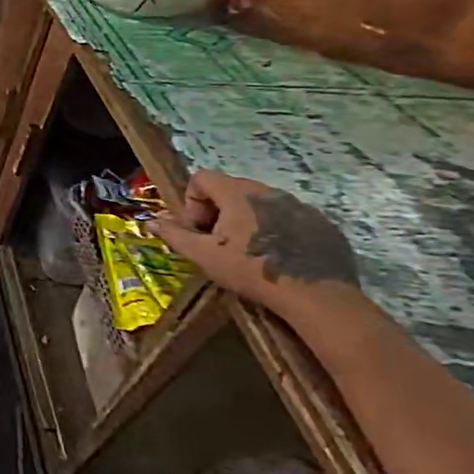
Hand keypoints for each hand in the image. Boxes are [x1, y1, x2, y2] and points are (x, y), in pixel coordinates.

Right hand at [150, 170, 361, 312]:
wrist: (315, 296)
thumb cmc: (251, 271)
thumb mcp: (205, 256)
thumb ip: (176, 235)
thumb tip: (152, 221)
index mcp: (238, 193)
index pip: (203, 177)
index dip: (193, 201)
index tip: (199, 230)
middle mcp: (268, 191)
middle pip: (231, 189)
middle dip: (218, 211)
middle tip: (220, 243)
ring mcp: (298, 205)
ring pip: (261, 203)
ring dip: (248, 221)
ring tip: (249, 253)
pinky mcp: (320, 223)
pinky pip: (289, 217)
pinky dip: (277, 231)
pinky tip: (278, 259)